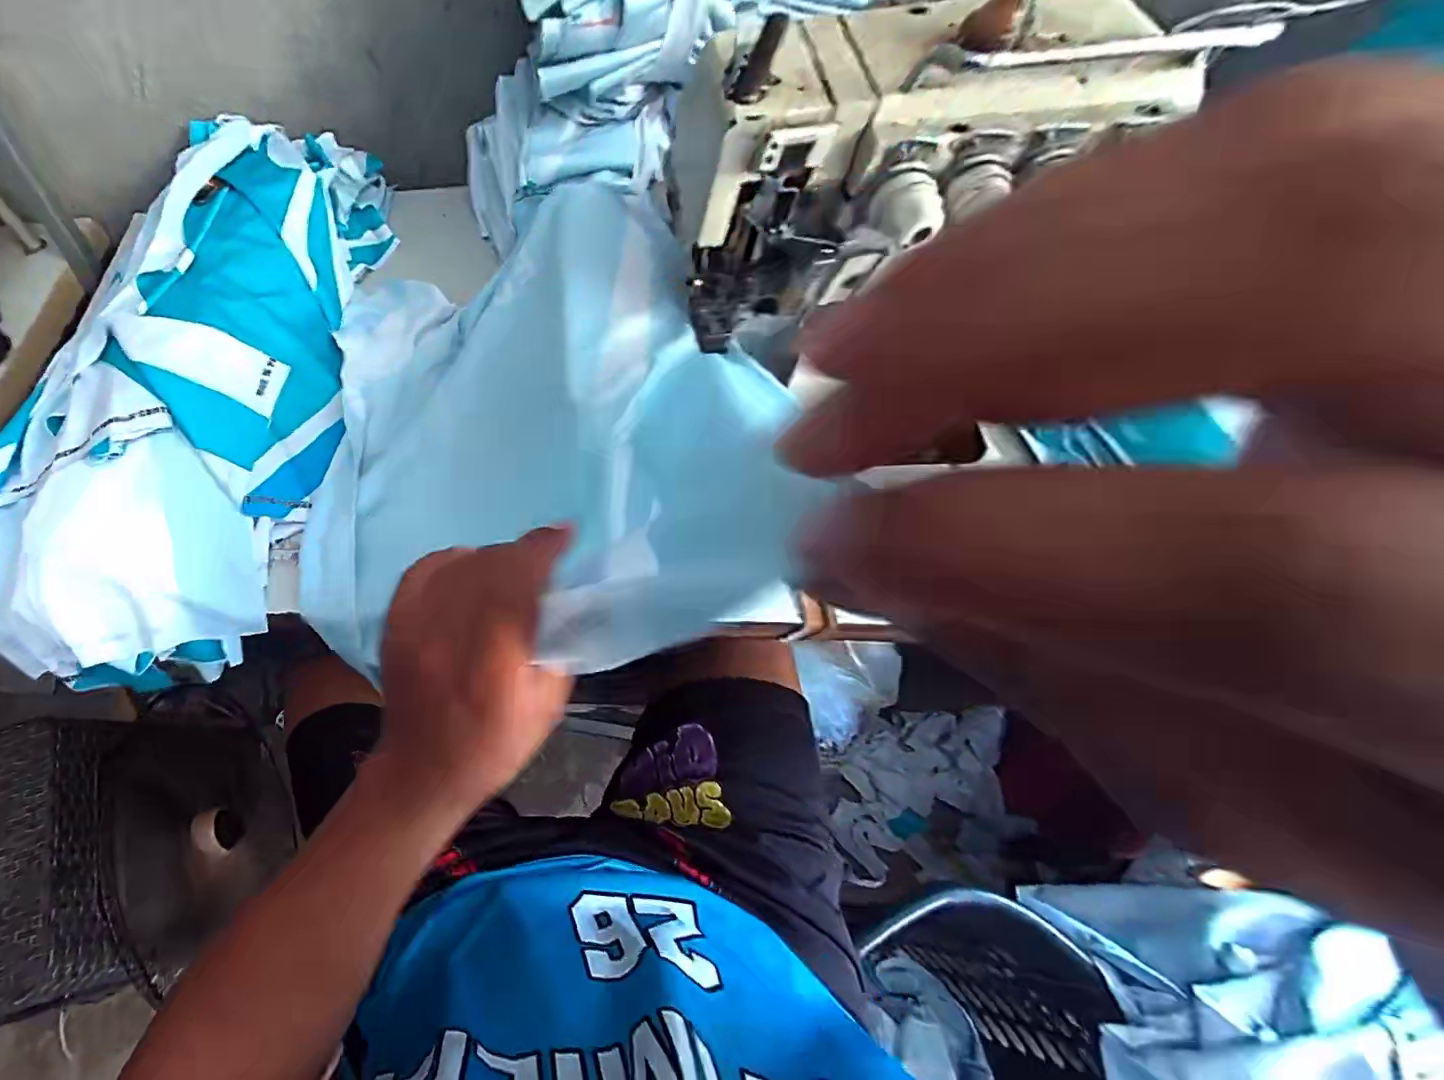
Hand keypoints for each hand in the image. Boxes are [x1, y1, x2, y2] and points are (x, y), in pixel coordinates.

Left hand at [368, 527, 575, 814]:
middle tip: (540, 563)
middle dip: (523, 554)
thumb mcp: (547, 704)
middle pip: (492, 564)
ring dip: (491, 559)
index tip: (564, 535)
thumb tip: (559, 599)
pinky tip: (465, 570)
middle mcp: (453, 631)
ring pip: (460, 563)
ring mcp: (417, 624)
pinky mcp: (395, 622)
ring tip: (506, 573)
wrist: (423, 768)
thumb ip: (557, 645)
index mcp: (498, 656)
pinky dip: (450, 562)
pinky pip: (423, 569)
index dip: (544, 549)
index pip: (520, 578)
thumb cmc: (495, 744)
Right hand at [782, 60, 1443, 945]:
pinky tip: (963, 288)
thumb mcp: (1270, 806)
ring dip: (1005, 254)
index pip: (1261, 575)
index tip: (824, 536)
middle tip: (824, 388)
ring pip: (1298, 160)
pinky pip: (1289, 144)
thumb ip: (1072, 683)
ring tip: (857, 336)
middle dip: (984, 327)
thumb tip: (876, 559)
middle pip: (1316, 259)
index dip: (984, 542)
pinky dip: (1076, 216)